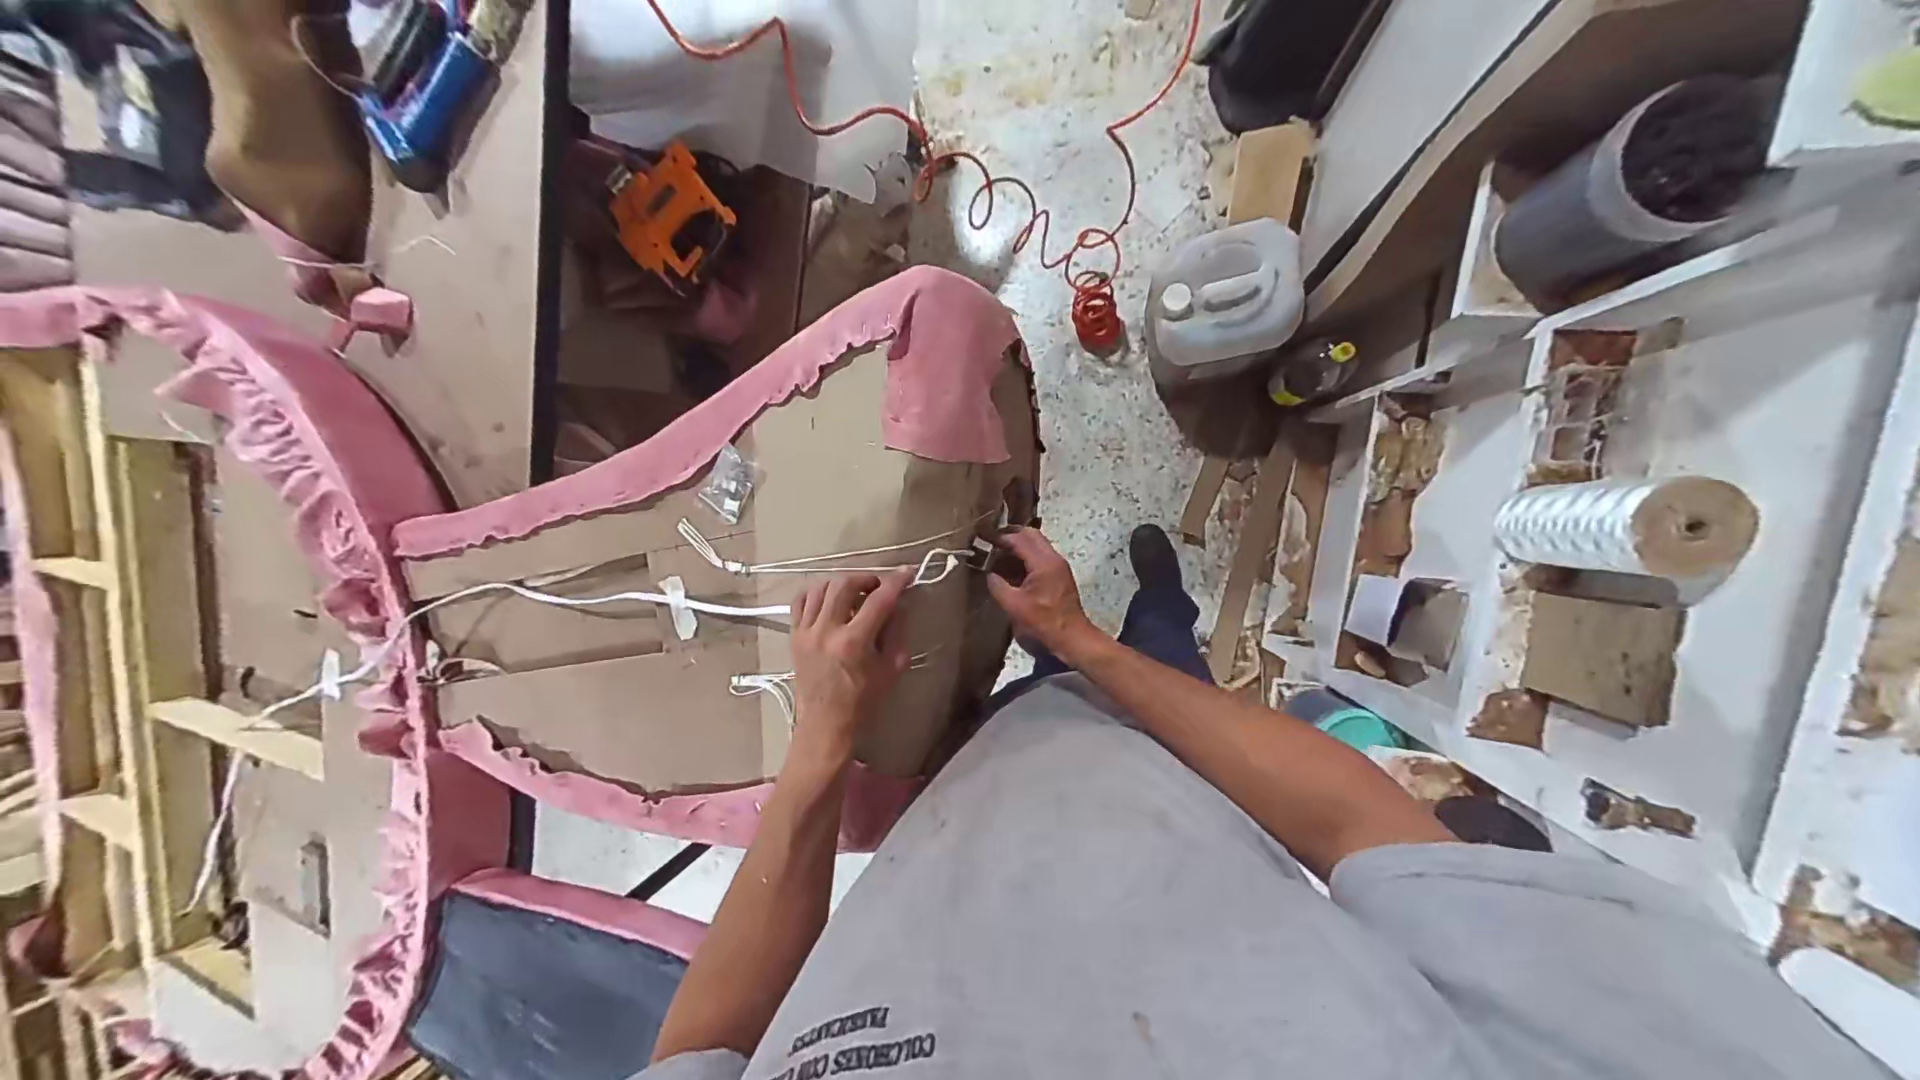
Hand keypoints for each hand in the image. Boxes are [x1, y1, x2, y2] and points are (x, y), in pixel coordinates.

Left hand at [790, 572, 910, 759]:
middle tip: (878, 585)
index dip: (895, 582)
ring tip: (854, 591)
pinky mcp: (794, 636)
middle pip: (845, 584)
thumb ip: (896, 632)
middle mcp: (827, 631)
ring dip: (841, 583)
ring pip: (821, 588)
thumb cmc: (863, 700)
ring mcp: (806, 632)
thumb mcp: (891, 668)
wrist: (826, 723)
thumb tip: (898, 605)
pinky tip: (829, 598)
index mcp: (854, 642)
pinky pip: (801, 602)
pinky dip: (816, 593)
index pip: (879, 600)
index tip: (906, 573)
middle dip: (866, 578)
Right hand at [985, 528, 1101, 658]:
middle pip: (1030, 536)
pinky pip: (1039, 558)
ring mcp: (1058, 567)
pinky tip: (1009, 572)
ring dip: (1017, 549)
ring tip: (996, 558)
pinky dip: (1024, 559)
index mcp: (1044, 563)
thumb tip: (989, 574)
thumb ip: (998, 586)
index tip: (982, 541)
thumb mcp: (1014, 606)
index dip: (1000, 538)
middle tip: (990, 546)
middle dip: (1009, 538)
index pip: (1019, 539)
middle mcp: (1053, 559)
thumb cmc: (1043, 622)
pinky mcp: (1058, 576)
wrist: (1071, 638)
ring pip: (1035, 545)